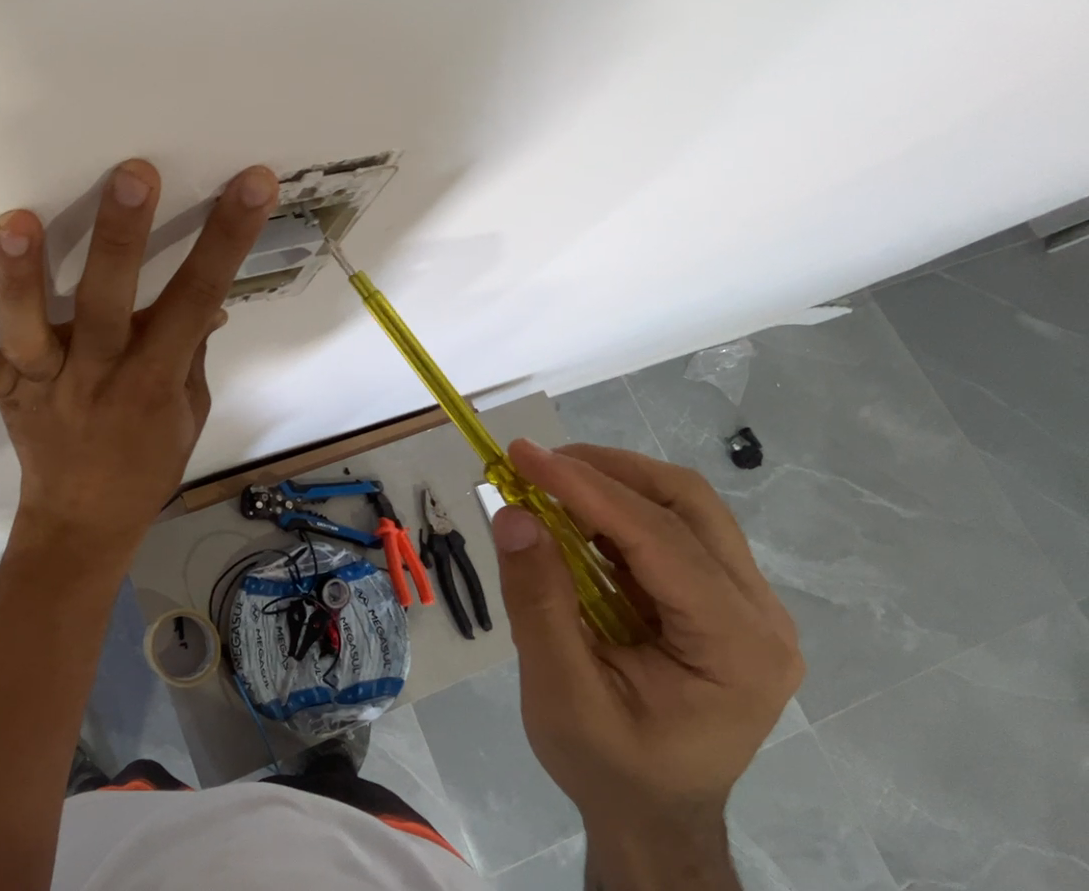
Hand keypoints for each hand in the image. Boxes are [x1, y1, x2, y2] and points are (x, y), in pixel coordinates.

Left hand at [0, 160, 277, 570]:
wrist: (85, 524)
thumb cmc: (144, 466)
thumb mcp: (187, 414)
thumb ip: (190, 355)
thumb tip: (207, 303)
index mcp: (153, 379)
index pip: (196, 301)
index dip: (227, 242)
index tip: (252, 185)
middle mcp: (97, 376)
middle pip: (108, 305)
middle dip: (122, 240)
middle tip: (132, 176)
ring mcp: (44, 386)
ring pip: (29, 333)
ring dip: (20, 280)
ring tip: (14, 221)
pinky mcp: (5, 397)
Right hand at [492, 441, 802, 849]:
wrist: (654, 816)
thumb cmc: (608, 766)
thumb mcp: (561, 692)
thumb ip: (539, 601)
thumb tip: (512, 513)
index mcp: (735, 647)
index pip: (660, 538)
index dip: (587, 488)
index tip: (522, 455)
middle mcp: (761, 617)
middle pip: (690, 506)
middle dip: (609, 471)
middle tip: (534, 463)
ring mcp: (749, 610)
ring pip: (686, 512)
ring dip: (614, 485)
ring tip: (545, 483)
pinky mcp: (723, 607)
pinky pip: (674, 537)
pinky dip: (619, 515)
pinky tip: (573, 519)